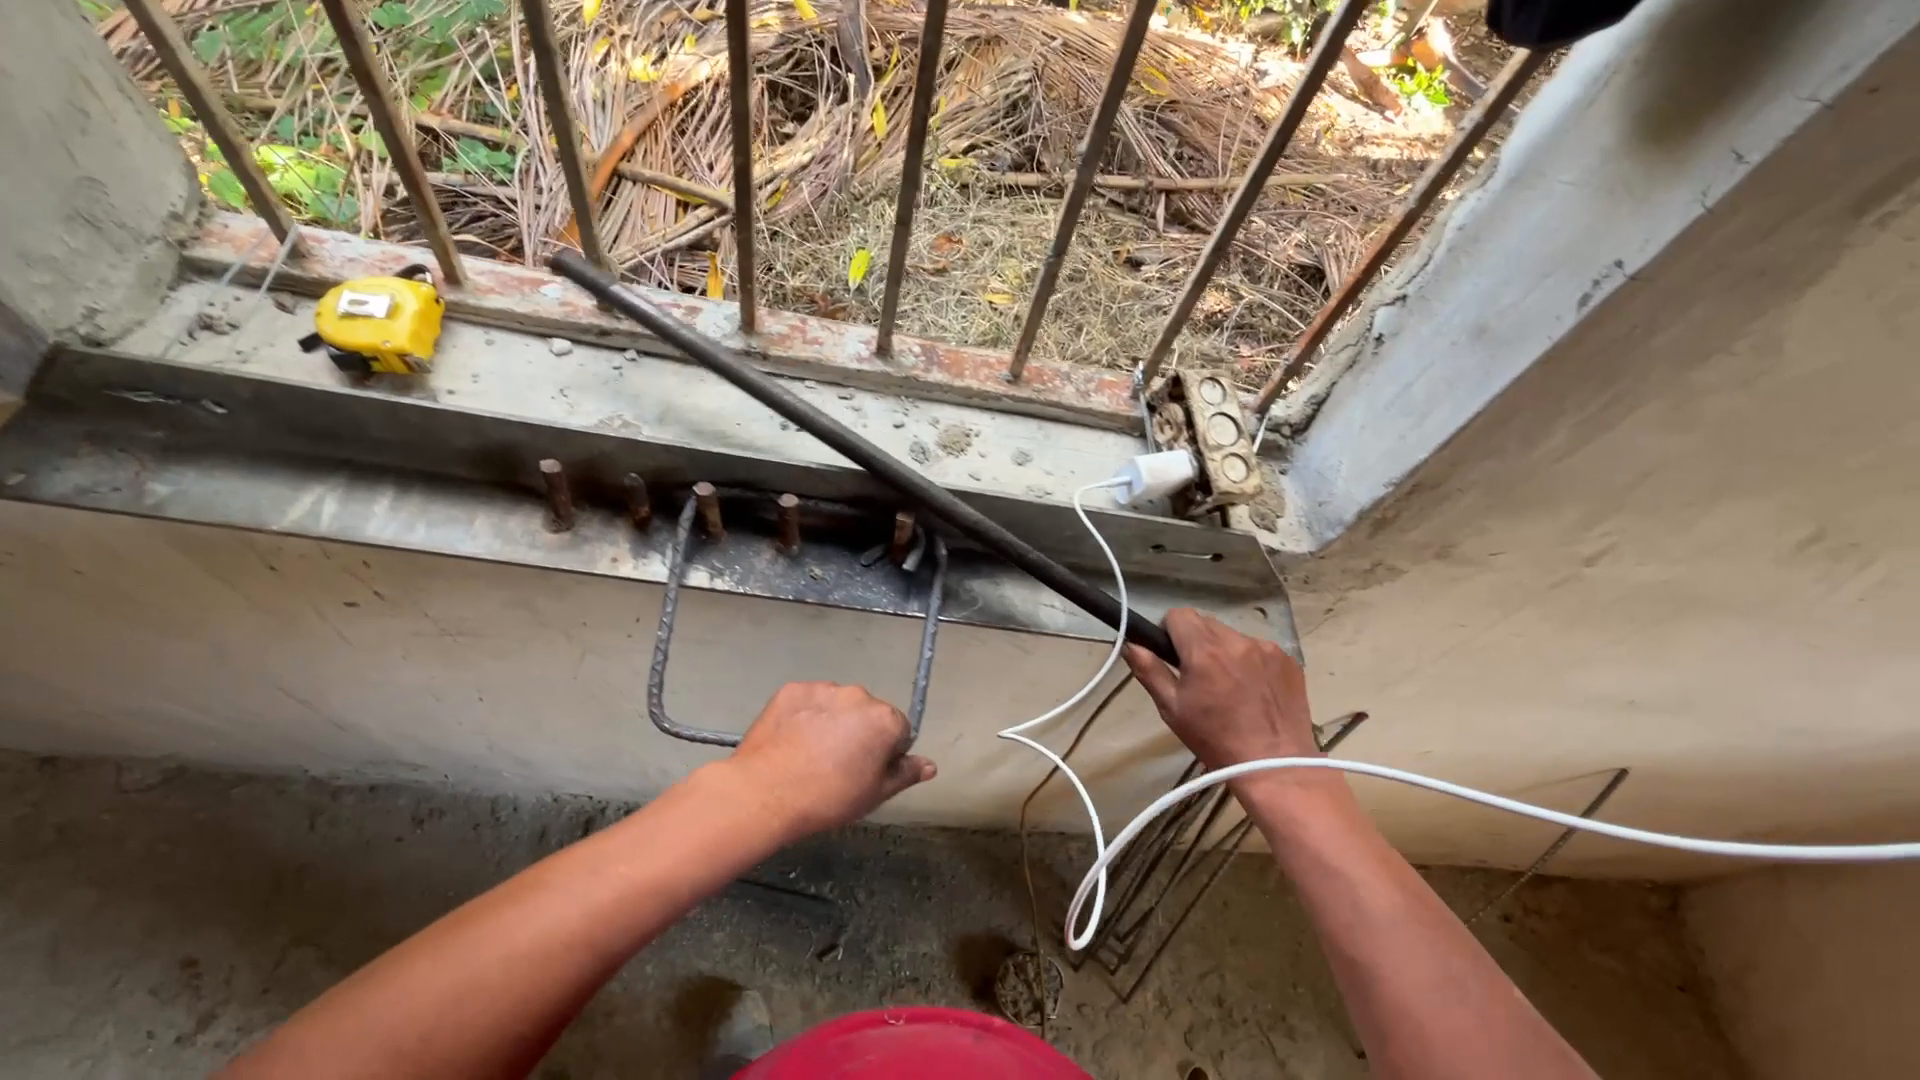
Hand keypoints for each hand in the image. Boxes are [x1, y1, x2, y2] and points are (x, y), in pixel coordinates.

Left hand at [725, 682, 935, 840]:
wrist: (765, 793)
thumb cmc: (827, 798)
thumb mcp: (874, 795)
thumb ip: (905, 774)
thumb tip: (929, 765)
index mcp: (885, 719)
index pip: (899, 730)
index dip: (885, 753)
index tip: (865, 772)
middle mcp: (858, 695)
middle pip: (868, 713)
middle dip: (859, 733)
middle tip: (837, 765)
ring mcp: (822, 689)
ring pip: (837, 705)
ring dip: (832, 722)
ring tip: (810, 755)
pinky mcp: (792, 690)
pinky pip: (808, 701)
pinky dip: (805, 715)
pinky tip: (792, 742)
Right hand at [1125, 610, 1327, 801]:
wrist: (1274, 765)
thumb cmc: (1215, 740)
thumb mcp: (1172, 709)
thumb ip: (1149, 670)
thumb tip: (1130, 644)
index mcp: (1204, 650)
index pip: (1178, 615)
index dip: (1169, 631)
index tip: (1172, 656)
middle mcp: (1236, 640)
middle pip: (1205, 622)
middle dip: (1196, 641)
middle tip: (1198, 675)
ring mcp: (1266, 648)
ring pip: (1232, 635)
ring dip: (1223, 650)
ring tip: (1229, 686)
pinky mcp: (1288, 660)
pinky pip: (1258, 649)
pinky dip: (1249, 661)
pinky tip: (1252, 690)